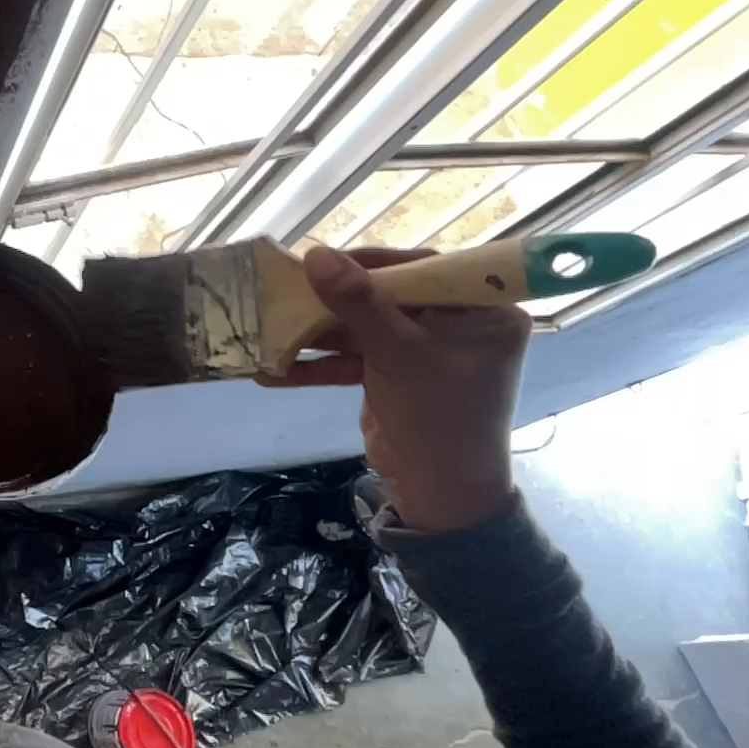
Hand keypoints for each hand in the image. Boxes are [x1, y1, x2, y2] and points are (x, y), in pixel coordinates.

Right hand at [257, 246, 530, 530]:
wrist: (438, 493)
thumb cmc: (436, 416)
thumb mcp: (397, 353)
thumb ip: (357, 303)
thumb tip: (315, 254)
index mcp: (480, 313)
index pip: (423, 269)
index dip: (371, 262)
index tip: (322, 259)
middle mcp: (453, 326)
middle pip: (384, 297)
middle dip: (332, 300)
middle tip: (287, 290)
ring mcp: (420, 352)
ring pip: (360, 328)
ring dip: (315, 335)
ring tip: (268, 330)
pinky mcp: (392, 375)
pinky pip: (351, 359)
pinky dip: (317, 366)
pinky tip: (273, 372)